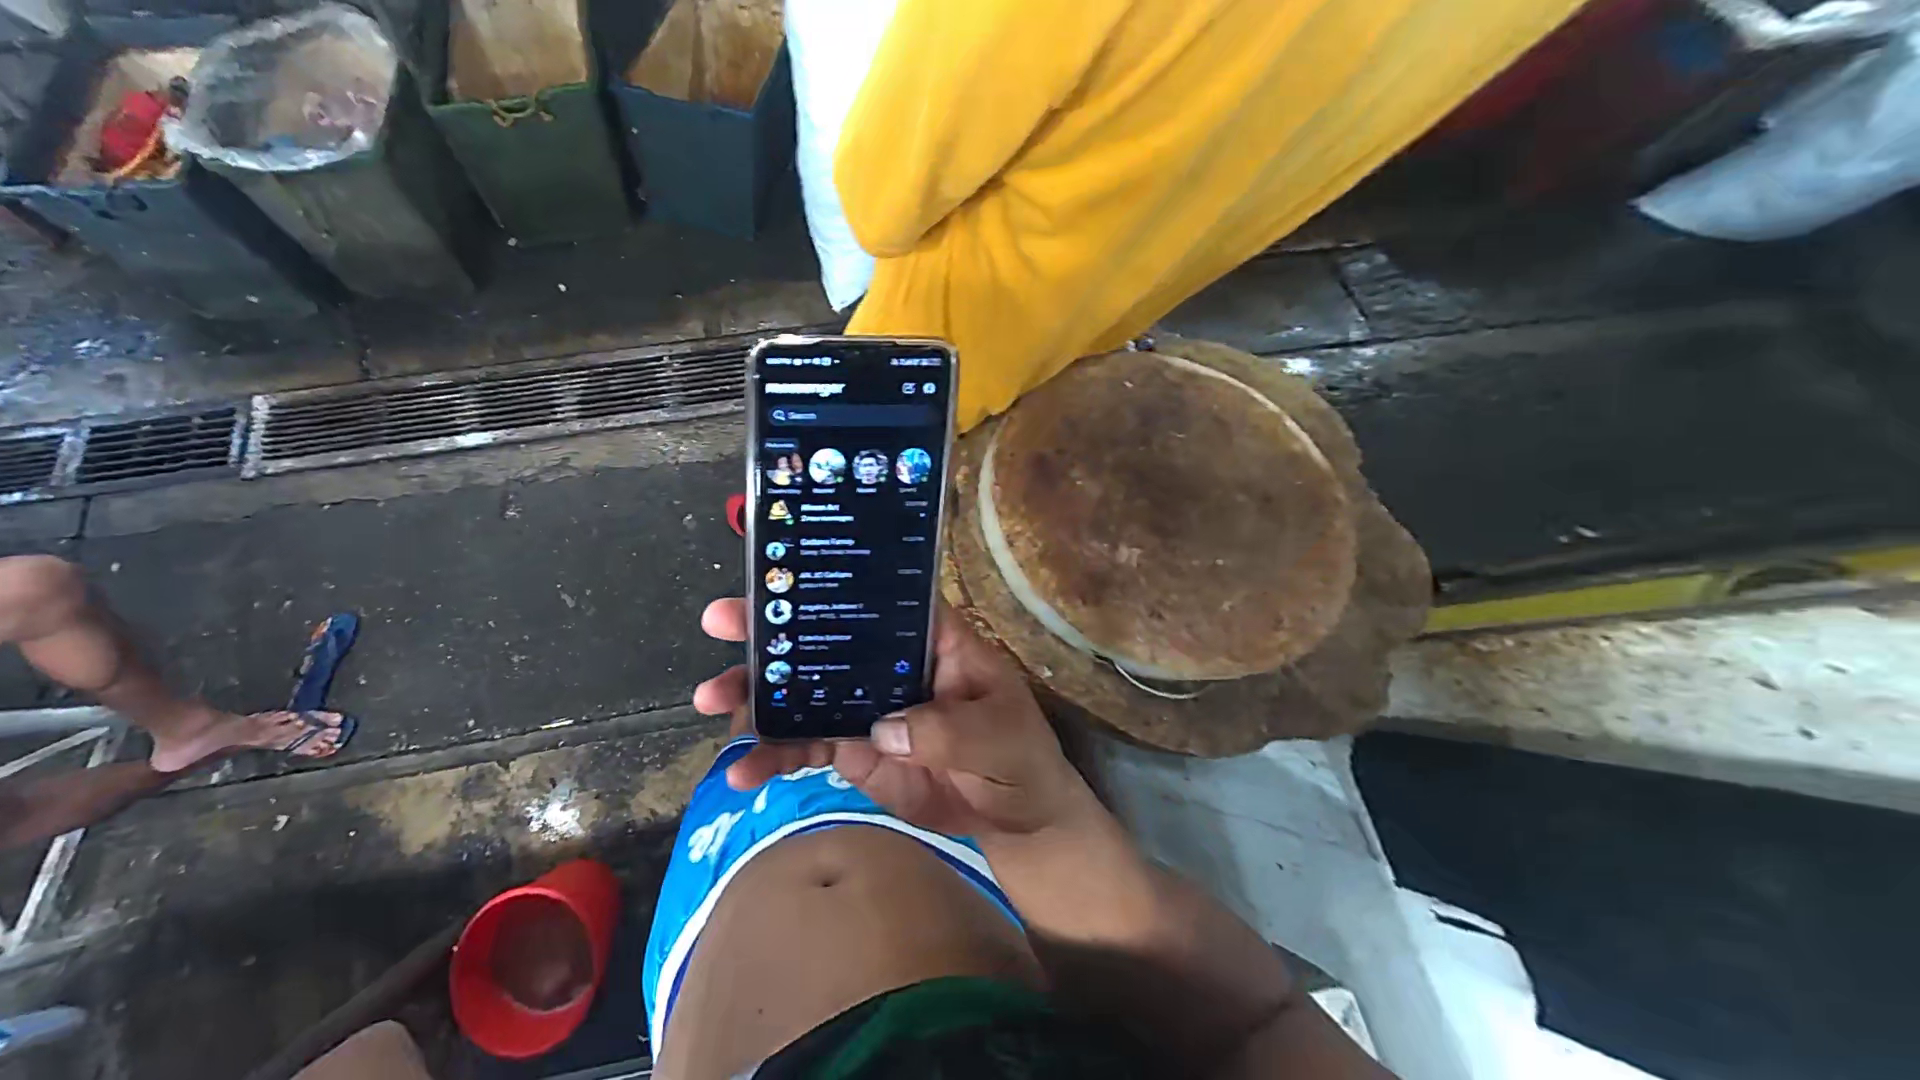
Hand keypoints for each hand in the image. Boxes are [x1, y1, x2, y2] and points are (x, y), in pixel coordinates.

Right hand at [692, 598, 1095, 838]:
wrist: (1014, 817)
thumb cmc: (1018, 757)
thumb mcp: (997, 735)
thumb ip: (947, 729)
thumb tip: (882, 727)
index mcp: (929, 638)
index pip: (878, 596)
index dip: (831, 577)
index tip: (777, 566)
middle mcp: (889, 662)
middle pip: (825, 637)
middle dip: (772, 628)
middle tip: (720, 621)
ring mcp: (866, 705)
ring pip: (803, 691)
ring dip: (756, 695)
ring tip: (714, 703)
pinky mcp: (854, 748)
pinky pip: (807, 746)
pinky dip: (774, 755)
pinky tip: (742, 771)